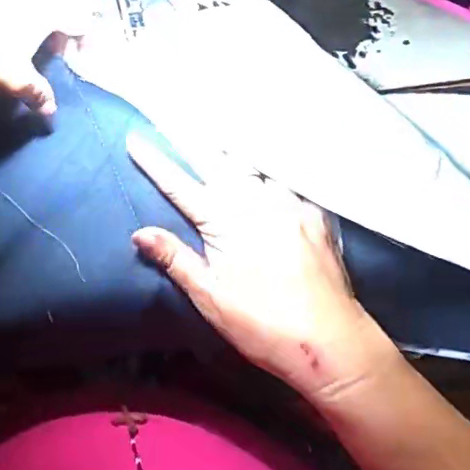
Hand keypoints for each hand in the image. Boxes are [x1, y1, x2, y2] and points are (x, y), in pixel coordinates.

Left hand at [0, 0, 76, 115]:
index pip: (79, 19)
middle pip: (55, 8)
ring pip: (29, 2)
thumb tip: (50, 111)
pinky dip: (9, 15)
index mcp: (47, 8)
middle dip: (57, 31)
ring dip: (32, 22)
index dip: (85, 37)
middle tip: (52, 52)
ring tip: (22, 44)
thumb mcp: (14, 79)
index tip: (79, 55)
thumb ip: (37, 93)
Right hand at [127, 134, 401, 406]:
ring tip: (219, 144)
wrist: (335, 344)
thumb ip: (175, 259)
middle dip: (191, 142)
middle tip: (174, 125)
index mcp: (223, 221)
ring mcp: (288, 204)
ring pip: (253, 166)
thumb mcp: (210, 297)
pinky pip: (286, 180)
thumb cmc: (263, 326)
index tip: (134, 140)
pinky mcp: (315, 214)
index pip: (178, 184)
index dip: (154, 161)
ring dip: (231, 155)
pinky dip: (268, 172)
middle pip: (215, 162)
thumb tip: (139, 232)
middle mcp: (255, 202)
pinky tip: (267, 174)